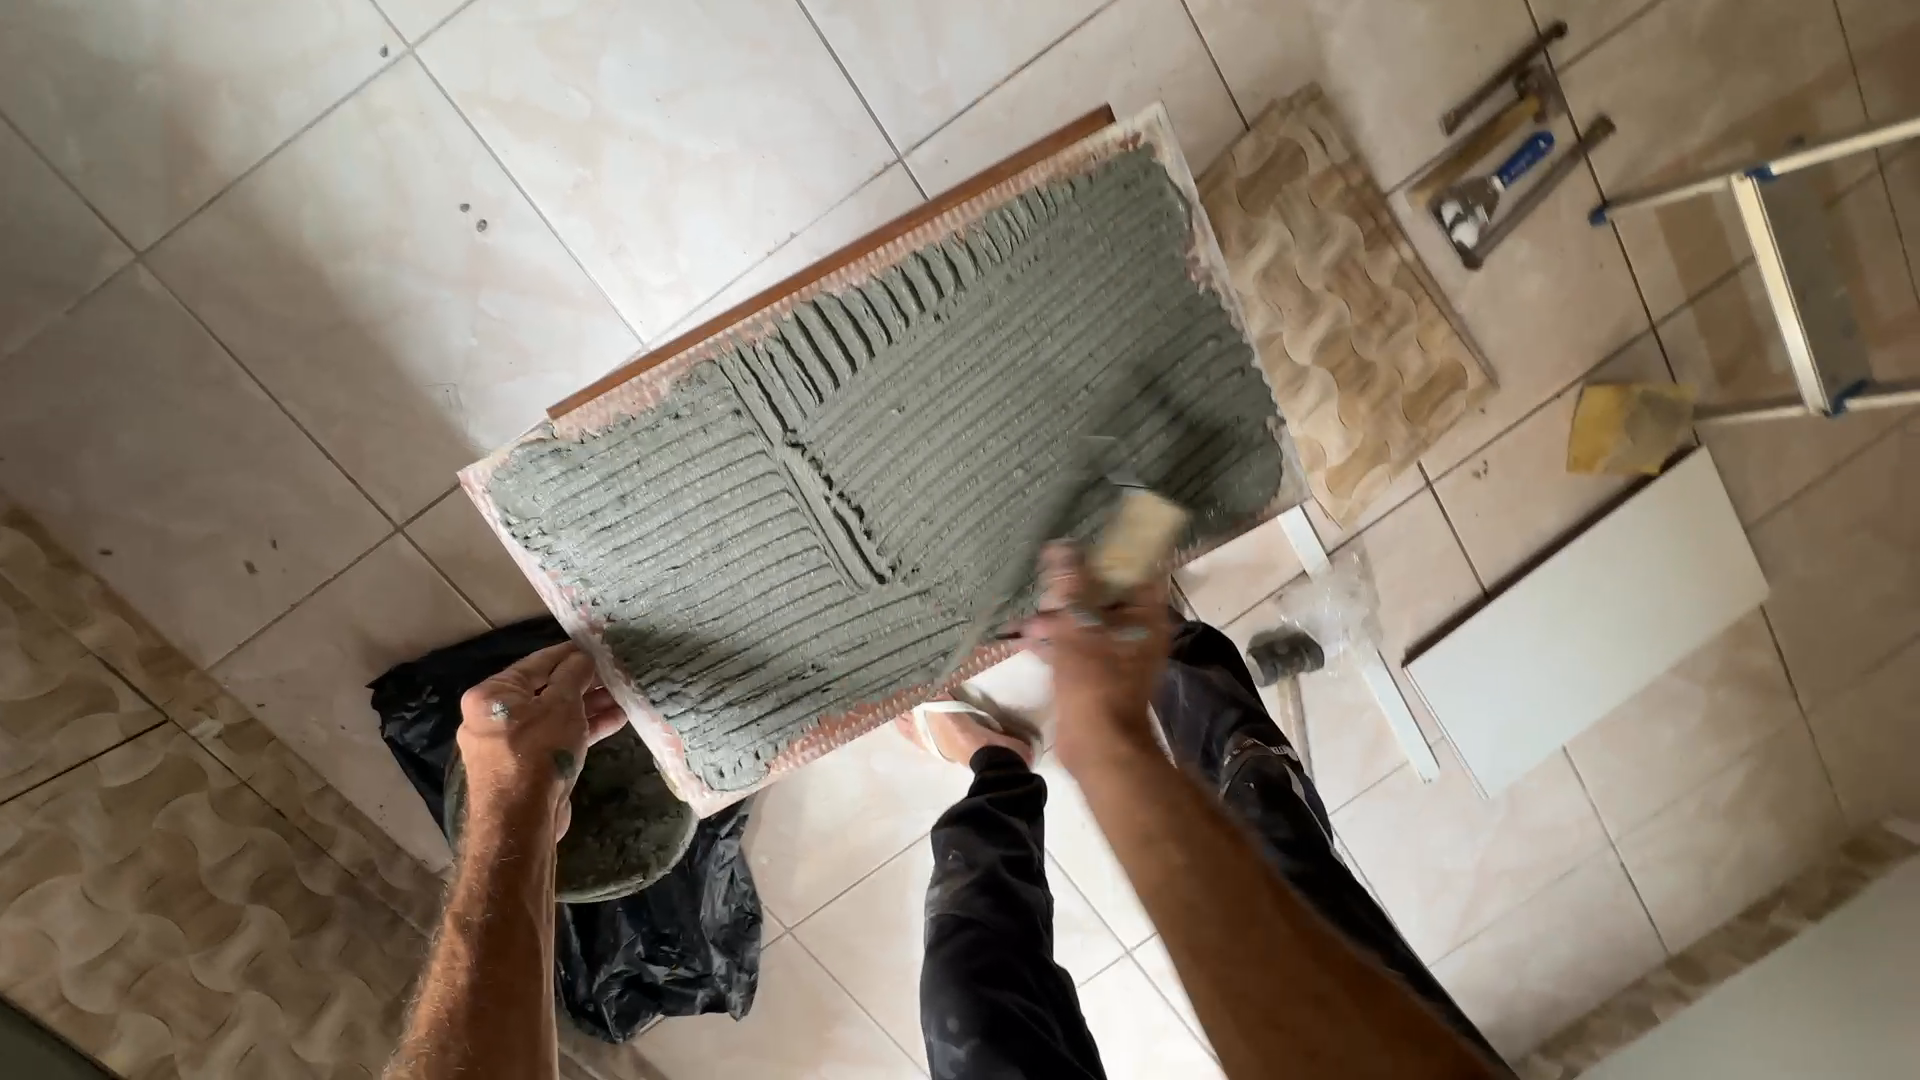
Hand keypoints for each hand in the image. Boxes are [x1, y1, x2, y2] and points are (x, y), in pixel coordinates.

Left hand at [456, 643, 626, 839]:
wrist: (521, 819)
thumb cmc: (538, 751)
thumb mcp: (563, 704)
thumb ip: (575, 674)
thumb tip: (584, 656)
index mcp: (492, 694)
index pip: (539, 662)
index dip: (573, 652)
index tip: (603, 645)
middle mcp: (493, 716)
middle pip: (547, 689)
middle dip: (586, 682)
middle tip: (619, 673)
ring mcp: (508, 743)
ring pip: (555, 714)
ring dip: (589, 706)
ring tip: (625, 696)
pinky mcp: (525, 765)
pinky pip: (556, 736)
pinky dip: (582, 728)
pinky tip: (616, 720)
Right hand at [1021, 542, 1171, 769]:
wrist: (1096, 746)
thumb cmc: (1094, 683)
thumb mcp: (1078, 625)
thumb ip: (1070, 583)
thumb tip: (1060, 545)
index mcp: (1145, 616)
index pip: (1134, 570)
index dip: (1107, 557)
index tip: (1076, 553)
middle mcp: (1137, 632)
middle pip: (1104, 596)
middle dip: (1070, 593)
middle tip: (1047, 596)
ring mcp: (1118, 655)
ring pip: (1086, 622)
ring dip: (1057, 619)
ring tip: (1028, 622)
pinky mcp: (1098, 675)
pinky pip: (1077, 647)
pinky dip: (1055, 641)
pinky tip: (1026, 640)